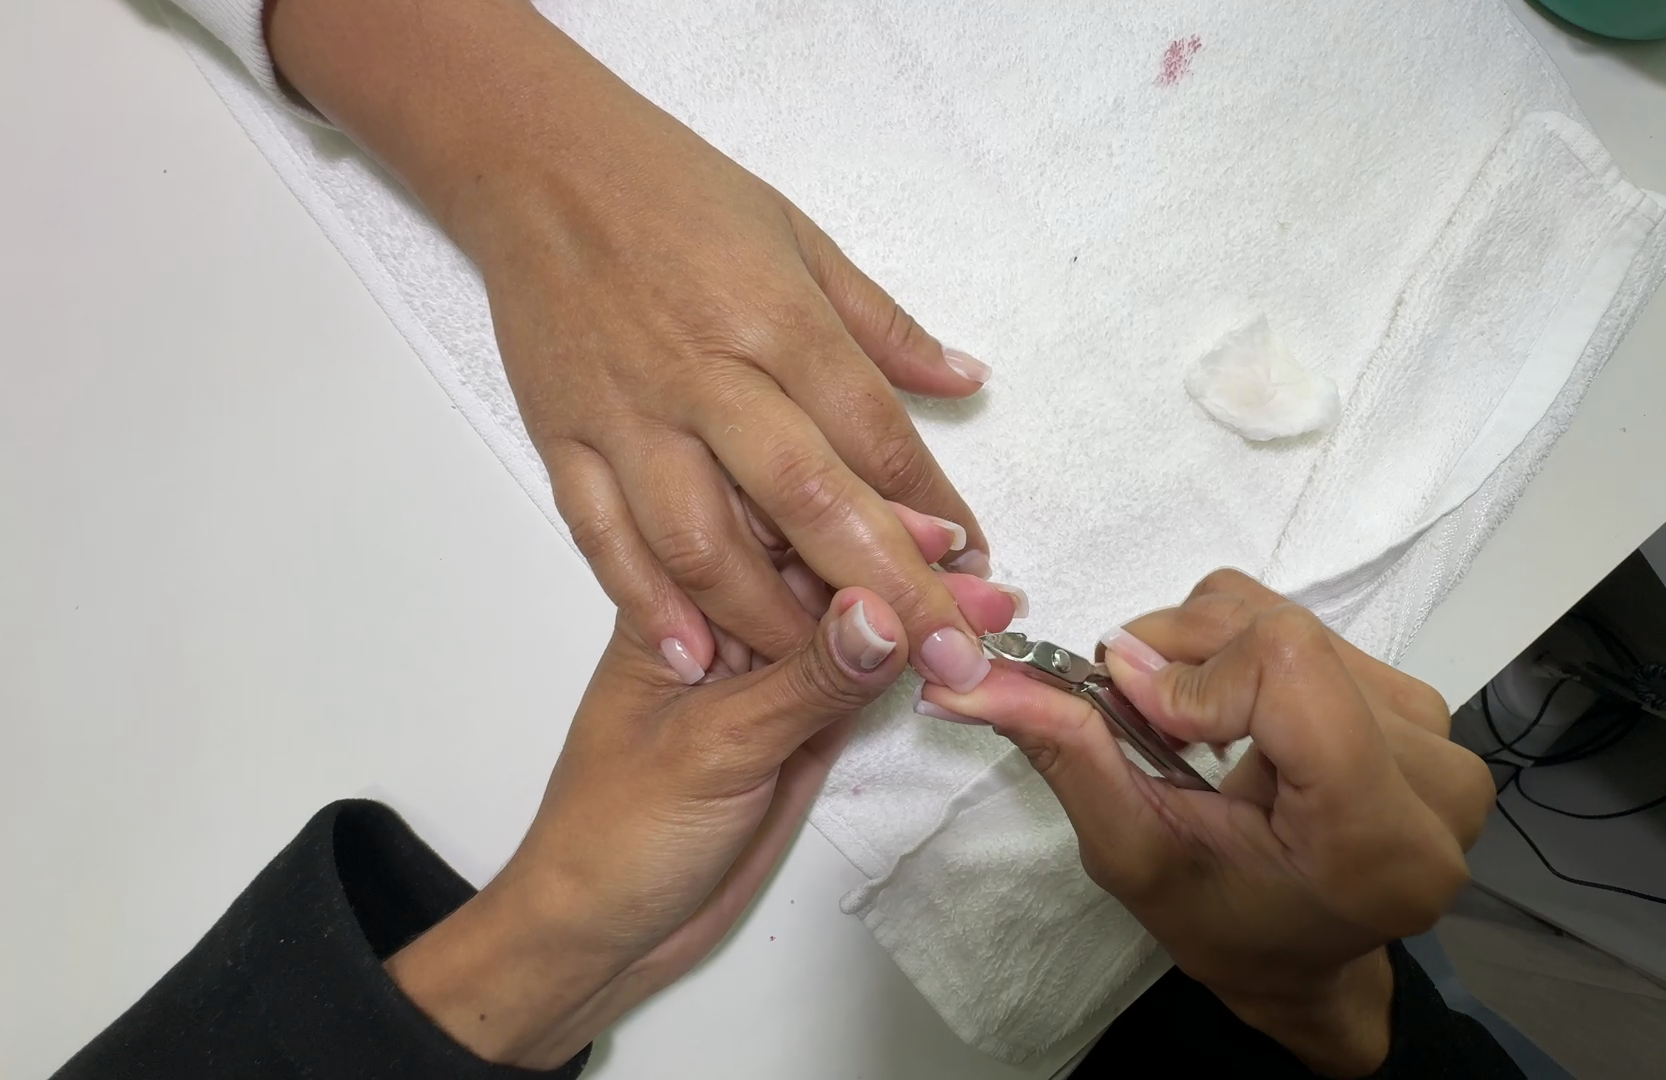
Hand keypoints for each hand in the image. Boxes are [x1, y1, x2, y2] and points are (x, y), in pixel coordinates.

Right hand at [266, 0, 1000, 687]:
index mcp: (780, 322)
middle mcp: (708, 378)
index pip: (877, 437)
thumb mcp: (805, 243)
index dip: (934, 510)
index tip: (977, 569)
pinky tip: (698, 660)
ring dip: (772, 619)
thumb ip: (888, 328)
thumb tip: (970, 382)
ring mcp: (628, 417)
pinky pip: (602, 538)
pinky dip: (648, 606)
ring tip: (831, 671)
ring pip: (703, 542)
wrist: (536, 160)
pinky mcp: (563, 441)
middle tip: (945, 656)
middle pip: (809, 502)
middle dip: (886, 590)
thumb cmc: (685, 199)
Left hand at [381, 516, 1012, 1067]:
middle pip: (833, 574)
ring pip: (860, 623)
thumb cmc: (625, 830)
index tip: (937, 538)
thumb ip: (806, 679)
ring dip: (924, 618)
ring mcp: (777, 665)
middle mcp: (736, 616)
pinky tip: (958, 650)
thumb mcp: (716, 744)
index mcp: (686, 597)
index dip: (859, 525)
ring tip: (995, 616)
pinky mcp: (809, 711)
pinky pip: (869, 674)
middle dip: (910, 574)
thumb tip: (890, 611)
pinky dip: (914, 663)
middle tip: (988, 589)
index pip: (778, 534)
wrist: (613, 931)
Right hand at [922, 570, 1494, 1077]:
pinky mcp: (1417, 701)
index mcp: (1376, 839)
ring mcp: (1436, 732)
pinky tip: (1230, 704)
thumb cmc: (1219, 921)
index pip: (1289, 671)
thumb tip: (967, 678)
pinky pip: (1305, 620)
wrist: (1301, 952)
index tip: (1130, 705)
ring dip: (1204, 650)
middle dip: (1181, 656)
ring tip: (1184, 718)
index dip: (1191, 672)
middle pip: (1279, 634)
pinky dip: (1238, 644)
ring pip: (1284, 616)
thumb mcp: (1127, 850)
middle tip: (1139, 714)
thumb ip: (1061, 752)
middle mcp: (1434, 778)